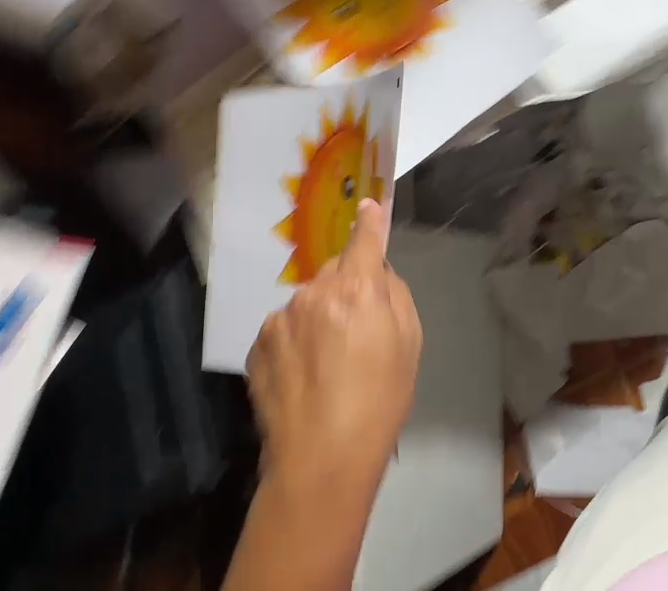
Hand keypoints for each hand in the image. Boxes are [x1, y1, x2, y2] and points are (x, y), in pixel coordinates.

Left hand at [246, 199, 421, 485]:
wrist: (322, 458)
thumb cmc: (381, 399)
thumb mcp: (410, 342)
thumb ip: (394, 296)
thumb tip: (377, 274)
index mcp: (357, 289)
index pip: (364, 241)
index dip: (370, 223)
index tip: (369, 208)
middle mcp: (314, 293)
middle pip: (334, 273)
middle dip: (346, 289)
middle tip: (358, 330)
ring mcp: (280, 319)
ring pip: (307, 302)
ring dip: (318, 317)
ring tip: (328, 364)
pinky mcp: (257, 347)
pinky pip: (284, 329)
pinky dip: (295, 341)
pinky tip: (304, 376)